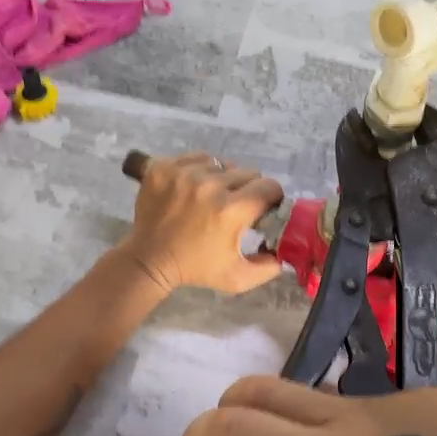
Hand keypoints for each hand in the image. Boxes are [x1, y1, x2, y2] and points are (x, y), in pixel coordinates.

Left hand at [120, 153, 283, 294]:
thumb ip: (269, 266)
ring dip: (223, 178)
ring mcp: (184, 173)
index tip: (263, 208)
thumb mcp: (238, 278)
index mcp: (231, 210)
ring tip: (212, 197)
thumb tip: (287, 250)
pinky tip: (194, 187)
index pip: (269, 186)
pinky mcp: (164, 166)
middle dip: (248, 189)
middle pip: (248, 173)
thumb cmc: (196, 269)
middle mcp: (209, 185)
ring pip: (222, 164)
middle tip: (235, 205)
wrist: (149, 260)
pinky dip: (200, 169)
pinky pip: (197, 157)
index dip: (271, 197)